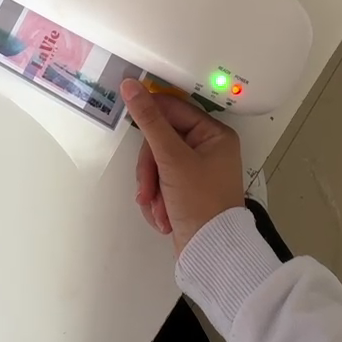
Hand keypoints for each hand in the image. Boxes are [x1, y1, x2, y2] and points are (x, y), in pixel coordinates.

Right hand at [124, 80, 245, 254]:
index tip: (128, 113)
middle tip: (148, 187)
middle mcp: (208, 148)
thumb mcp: (171, 158)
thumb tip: (131, 85)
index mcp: (214, 134)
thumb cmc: (199, 202)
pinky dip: (156, 199)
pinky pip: (161, 182)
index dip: (150, 114)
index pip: (173, 109)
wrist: (210, 256)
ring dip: (152, 186)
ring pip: (158, 163)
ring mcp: (197, 171)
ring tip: (156, 207)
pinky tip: (162, 216)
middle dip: (151, 167)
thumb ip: (149, 120)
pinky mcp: (186, 191)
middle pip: (162, 139)